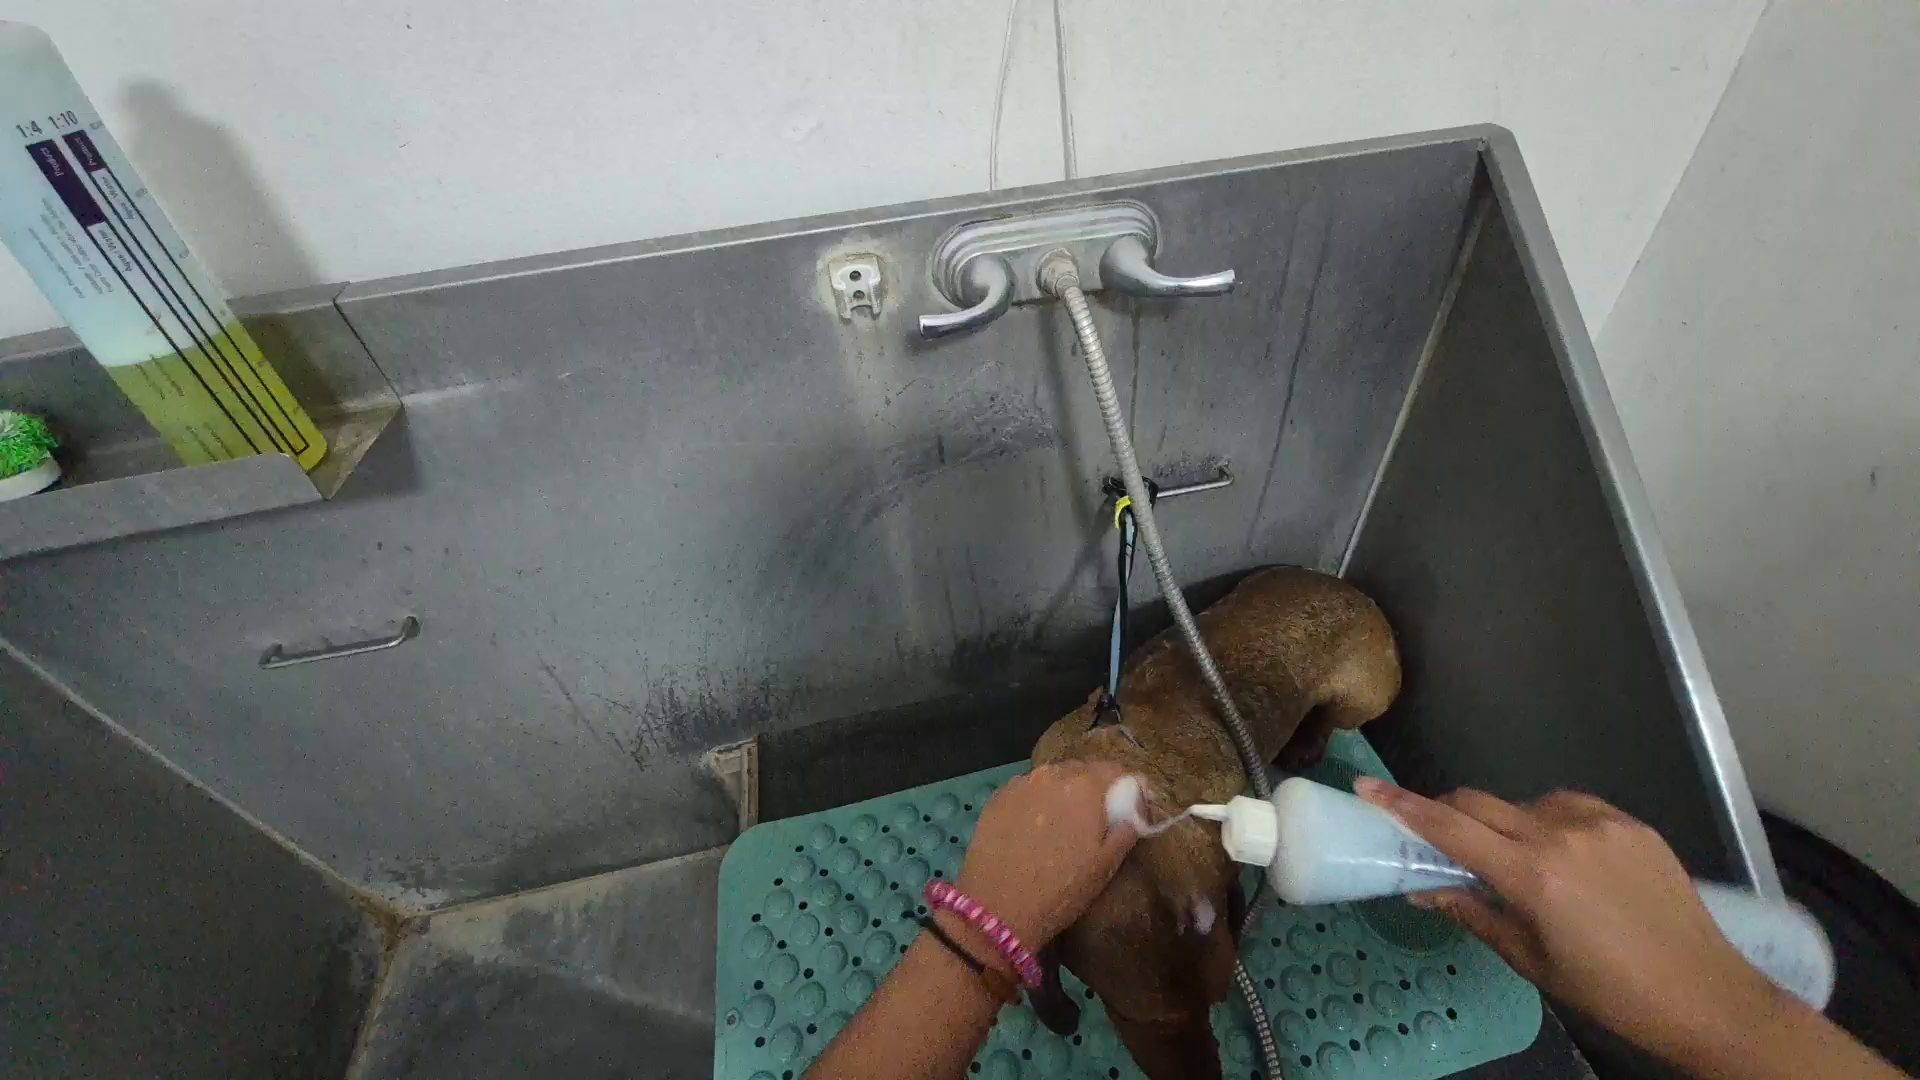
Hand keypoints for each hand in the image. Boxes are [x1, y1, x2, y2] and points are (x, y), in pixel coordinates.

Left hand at [950, 761, 1137, 950]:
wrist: (998, 905)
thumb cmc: (1061, 888)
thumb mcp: (1106, 865)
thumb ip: (1126, 830)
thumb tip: (1134, 811)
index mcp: (1084, 786)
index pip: (1114, 770)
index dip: (1127, 785)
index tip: (1132, 804)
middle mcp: (1052, 774)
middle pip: (1081, 771)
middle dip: (1094, 788)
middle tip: (1097, 817)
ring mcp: (1021, 782)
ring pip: (1052, 779)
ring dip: (1063, 793)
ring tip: (1063, 823)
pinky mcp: (998, 795)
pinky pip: (1027, 789)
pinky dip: (1036, 800)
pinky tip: (1033, 827)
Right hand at [1354, 778, 1787, 1063]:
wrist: (1715, 1002)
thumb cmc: (1611, 992)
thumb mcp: (1530, 959)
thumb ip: (1470, 912)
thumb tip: (1420, 888)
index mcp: (1532, 875)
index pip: (1447, 827)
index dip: (1400, 805)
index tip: (1365, 788)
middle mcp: (1559, 837)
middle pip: (1475, 802)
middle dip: (1448, 812)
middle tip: (1443, 838)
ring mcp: (1598, 825)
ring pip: (1519, 803)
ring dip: (1504, 823)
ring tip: (1525, 861)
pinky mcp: (1629, 823)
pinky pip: (1565, 806)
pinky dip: (1548, 821)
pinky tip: (1566, 853)